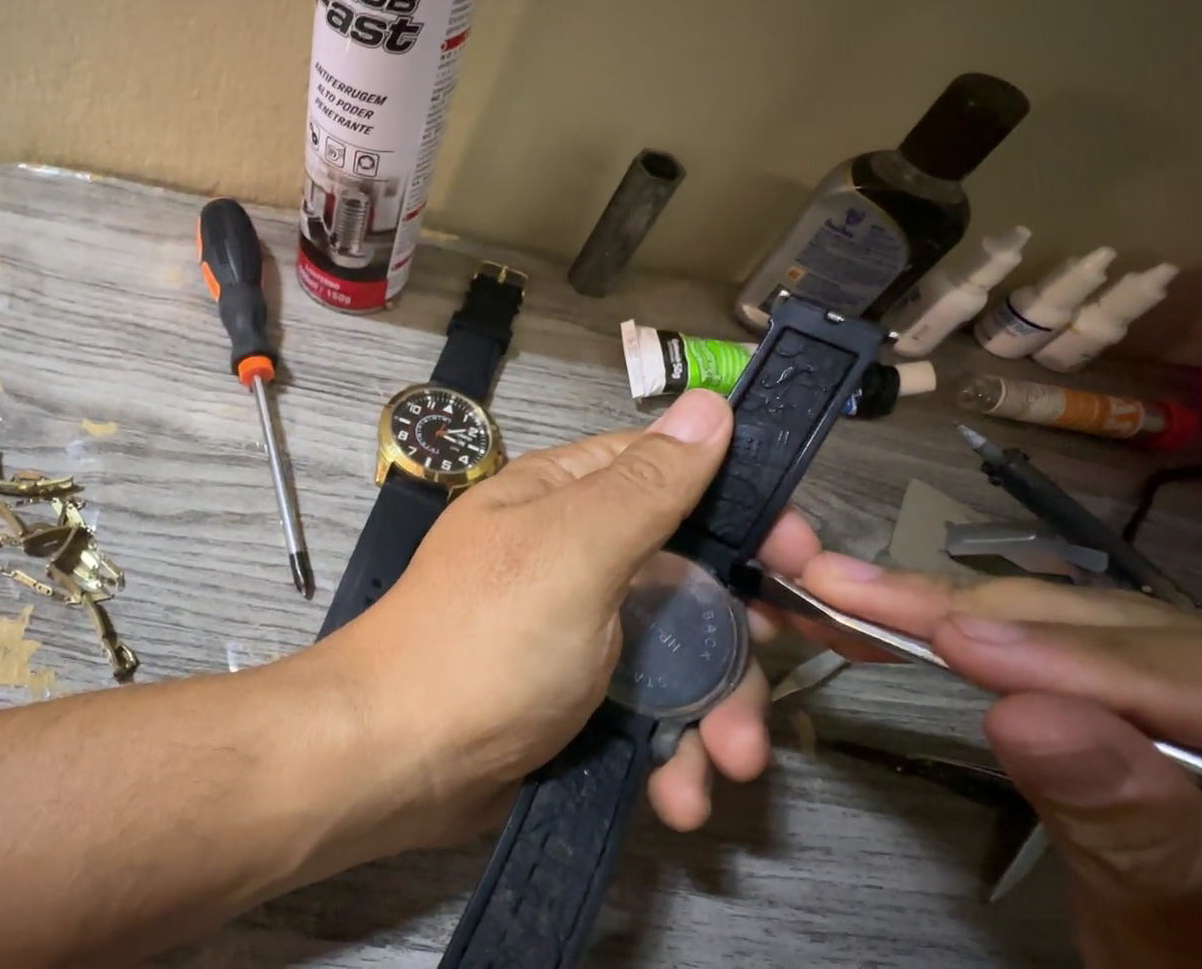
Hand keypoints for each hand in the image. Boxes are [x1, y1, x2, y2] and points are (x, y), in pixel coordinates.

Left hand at [329, 390, 820, 840]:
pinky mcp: (575, 697)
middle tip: (773, 688)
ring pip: (679, 653)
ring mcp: (576, 630)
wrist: (396, 758)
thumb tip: (708, 406)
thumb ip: (646, 486)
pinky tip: (677, 794)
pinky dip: (671, 751)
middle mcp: (573, 556)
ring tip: (724, 766)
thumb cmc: (484, 640)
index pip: (672, 476)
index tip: (805, 560)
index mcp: (564, 500)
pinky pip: (647, 710)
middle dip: (740, 641)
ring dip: (716, 714)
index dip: (744, 510)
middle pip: (690, 577)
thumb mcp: (572, 551)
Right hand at [801, 555, 1201, 967]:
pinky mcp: (1170, 694)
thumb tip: (1026, 720)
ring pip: (1101, 627)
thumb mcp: (1199, 951)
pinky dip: (981, 631)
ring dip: (964, 609)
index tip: (955, 642)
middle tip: (850, 588)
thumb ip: (1141, 841)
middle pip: (1152, 635)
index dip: (1088, 659)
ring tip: (850, 589)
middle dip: (993, 615)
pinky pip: (1076, 645)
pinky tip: (909, 617)